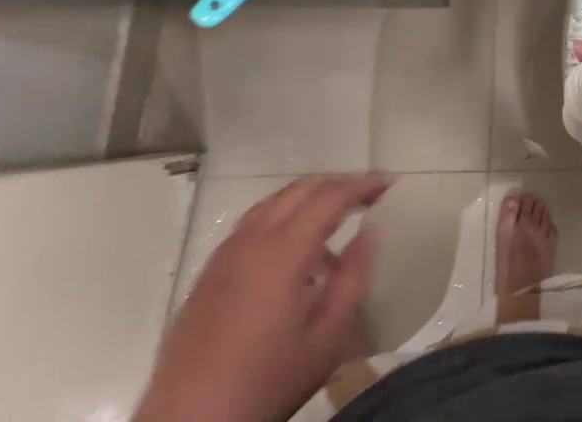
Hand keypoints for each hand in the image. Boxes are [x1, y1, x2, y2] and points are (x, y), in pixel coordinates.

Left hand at [134, 174, 389, 421]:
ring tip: (338, 213)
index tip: (391, 182)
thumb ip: (353, 279)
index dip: (363, 184)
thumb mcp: (327, 339)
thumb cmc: (267, 382)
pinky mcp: (210, 272)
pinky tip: (296, 249)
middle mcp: (251, 240)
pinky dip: (283, 216)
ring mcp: (225, 254)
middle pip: (300, 189)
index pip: (329, 197)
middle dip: (338, 182)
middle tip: (370, 192)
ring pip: (272, 202)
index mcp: (282, 252)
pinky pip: (252, 224)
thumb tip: (371, 232)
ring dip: (309, 196)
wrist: (190, 420)